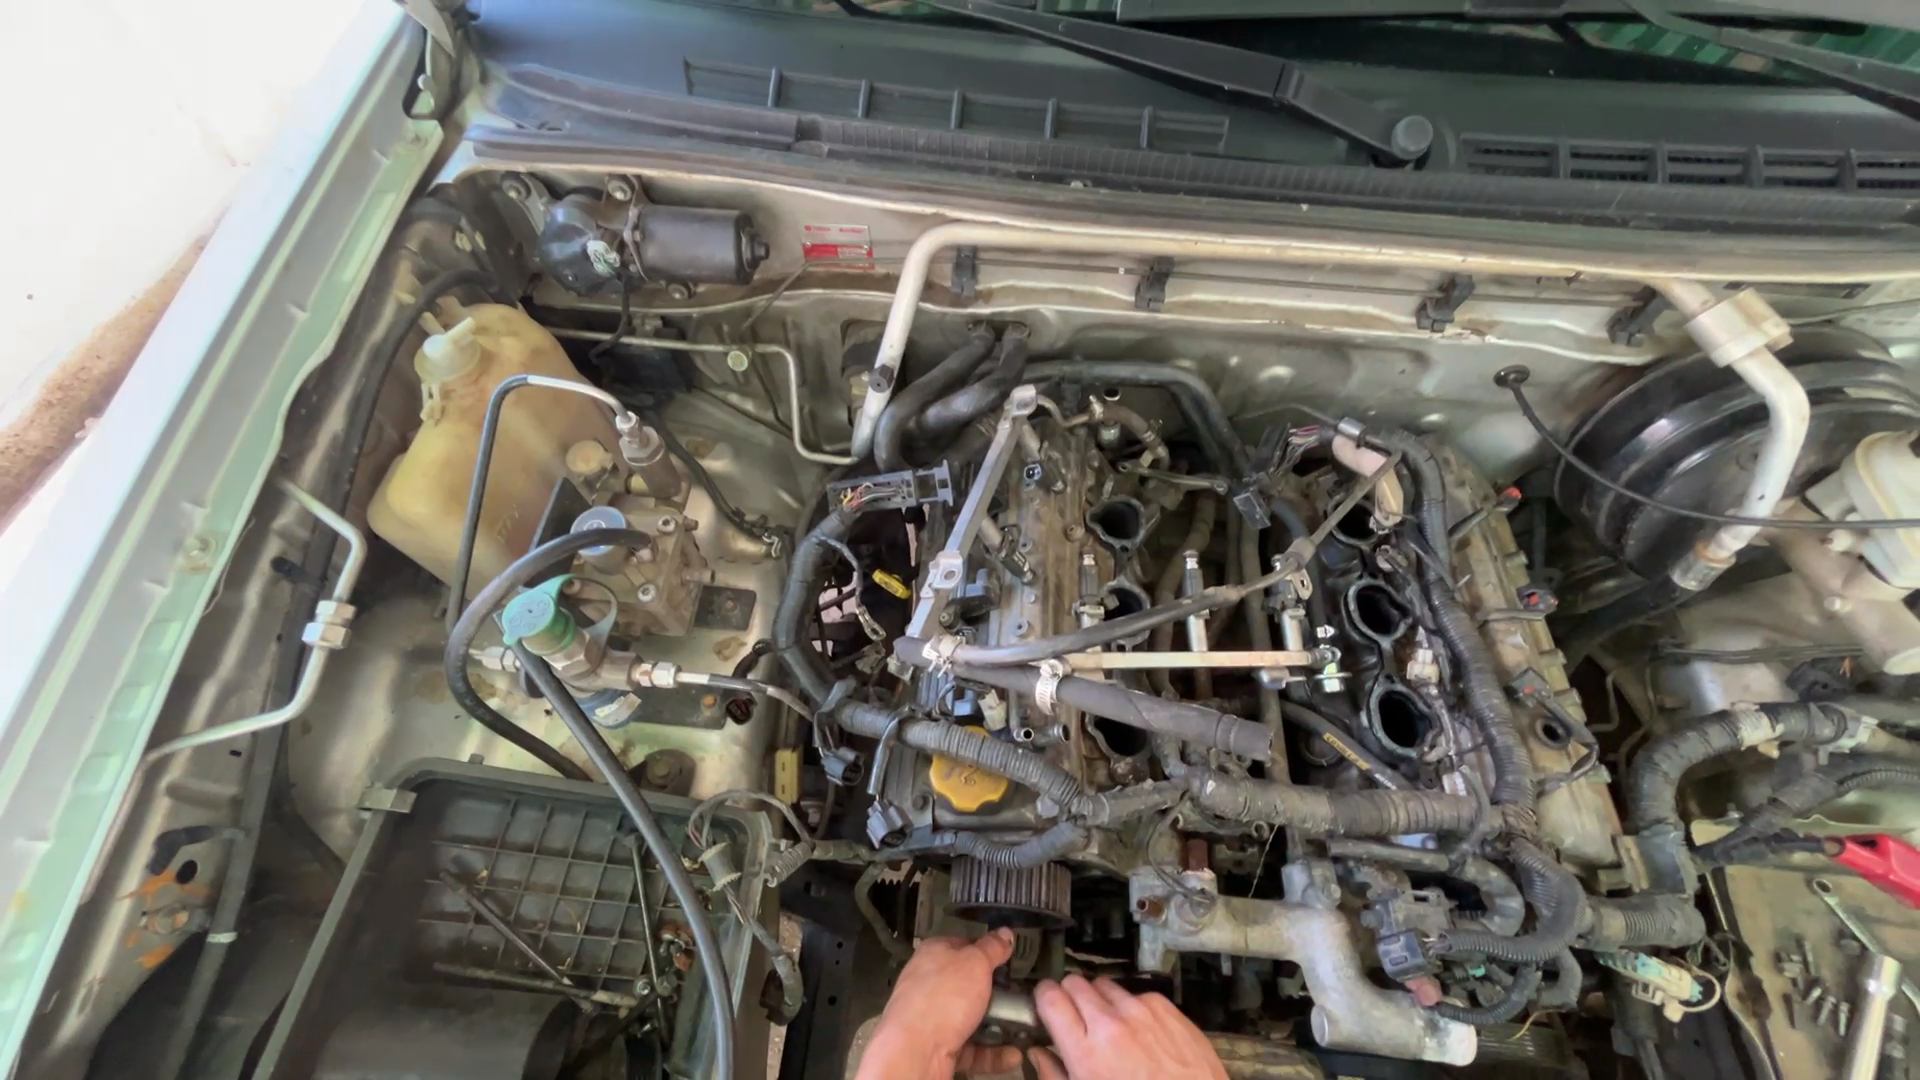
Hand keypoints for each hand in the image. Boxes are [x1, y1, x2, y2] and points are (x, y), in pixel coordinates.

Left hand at [857, 929, 1024, 1079]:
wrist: (914, 1053)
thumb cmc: (944, 996)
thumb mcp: (975, 963)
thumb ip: (992, 949)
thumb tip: (1005, 933)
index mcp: (935, 953)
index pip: (963, 945)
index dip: (986, 950)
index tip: (1009, 959)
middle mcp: (932, 983)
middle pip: (969, 984)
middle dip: (995, 993)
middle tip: (1020, 997)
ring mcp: (934, 1018)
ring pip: (971, 1018)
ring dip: (998, 1025)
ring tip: (1023, 1029)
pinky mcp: (940, 1048)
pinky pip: (972, 1047)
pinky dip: (992, 1052)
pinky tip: (1013, 1055)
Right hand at [1030, 975, 1226, 1079]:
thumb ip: (1055, 1077)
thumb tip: (1038, 1052)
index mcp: (1086, 1051)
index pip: (1049, 997)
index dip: (1044, 1001)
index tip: (1047, 1011)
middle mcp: (1111, 1022)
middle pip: (1074, 982)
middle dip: (1071, 999)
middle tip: (1079, 1023)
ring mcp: (1140, 1010)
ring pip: (1104, 984)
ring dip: (1102, 1003)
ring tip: (1113, 1032)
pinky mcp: (1165, 1007)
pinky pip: (1136, 995)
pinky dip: (1133, 1010)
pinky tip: (1142, 1037)